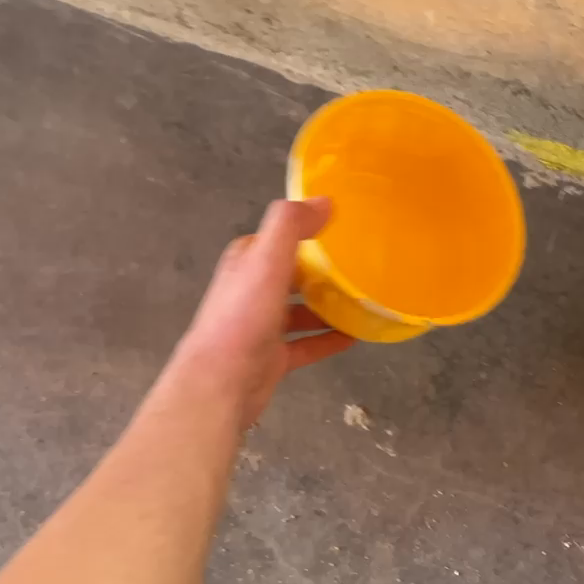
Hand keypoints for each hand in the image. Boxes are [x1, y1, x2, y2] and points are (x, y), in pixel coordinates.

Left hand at [178, 197, 354, 421]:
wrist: (222, 381)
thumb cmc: (243, 317)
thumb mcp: (267, 261)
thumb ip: (290, 226)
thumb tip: (326, 201)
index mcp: (247, 263)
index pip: (278, 238)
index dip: (306, 232)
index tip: (342, 231)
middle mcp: (253, 291)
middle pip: (293, 275)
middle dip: (322, 272)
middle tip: (361, 269)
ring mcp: (263, 327)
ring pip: (301, 311)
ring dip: (328, 307)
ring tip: (362, 303)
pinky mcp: (274, 358)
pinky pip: (307, 345)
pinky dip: (329, 340)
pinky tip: (354, 338)